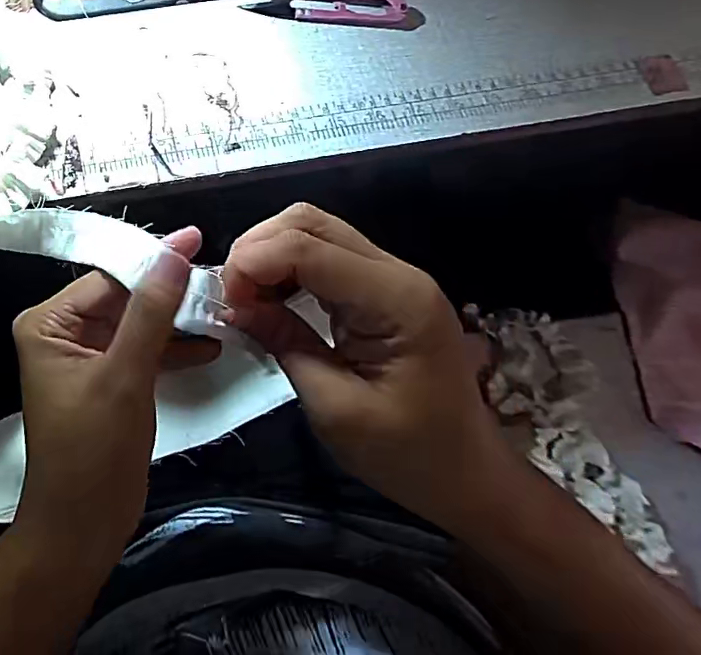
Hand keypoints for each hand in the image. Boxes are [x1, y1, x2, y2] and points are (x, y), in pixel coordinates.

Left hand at [11, 227, 214, 565]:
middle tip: (220, 279)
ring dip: (173, 321)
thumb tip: (174, 251)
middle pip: (120, 298)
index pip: (106, 279)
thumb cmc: (93, 451)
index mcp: (46, 322)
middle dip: (167, 293)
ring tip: (222, 309)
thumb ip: (151, 312)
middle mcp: (58, 331)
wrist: (81, 529)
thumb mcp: (124, 376)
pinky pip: (138, 352)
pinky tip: (208, 344)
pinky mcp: (104, 380)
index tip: (198, 242)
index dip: (152, 263)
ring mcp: (82, 356)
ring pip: (134, 324)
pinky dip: (169, 349)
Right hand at [221, 204, 514, 529]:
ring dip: (265, 253)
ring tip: (247, 297)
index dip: (250, 266)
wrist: (472, 479)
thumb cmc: (410, 454)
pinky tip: (270, 296)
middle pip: (305, 222)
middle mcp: (395, 272)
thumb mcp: (334, 408)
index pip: (303, 248)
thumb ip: (282, 342)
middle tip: (233, 297)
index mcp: (395, 300)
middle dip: (254, 250)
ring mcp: (389, 274)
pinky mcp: (378, 284)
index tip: (228, 307)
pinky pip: (318, 249)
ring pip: (308, 227)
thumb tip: (232, 305)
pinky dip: (281, 264)